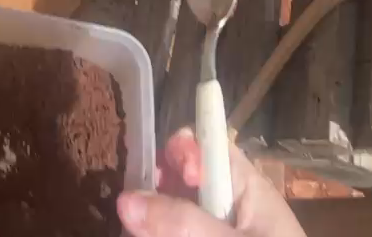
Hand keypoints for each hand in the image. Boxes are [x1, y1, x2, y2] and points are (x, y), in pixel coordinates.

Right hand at [116, 129, 304, 236]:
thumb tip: (124, 199)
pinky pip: (176, 234)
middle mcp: (226, 206)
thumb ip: (183, 224)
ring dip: (153, 225)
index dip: (183, 148)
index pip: (205, 143)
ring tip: (140, 234)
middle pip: (177, 178)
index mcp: (246, 189)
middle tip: (141, 221)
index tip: (177, 175)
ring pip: (170, 215)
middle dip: (155, 194)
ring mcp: (213, 231)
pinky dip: (159, 234)